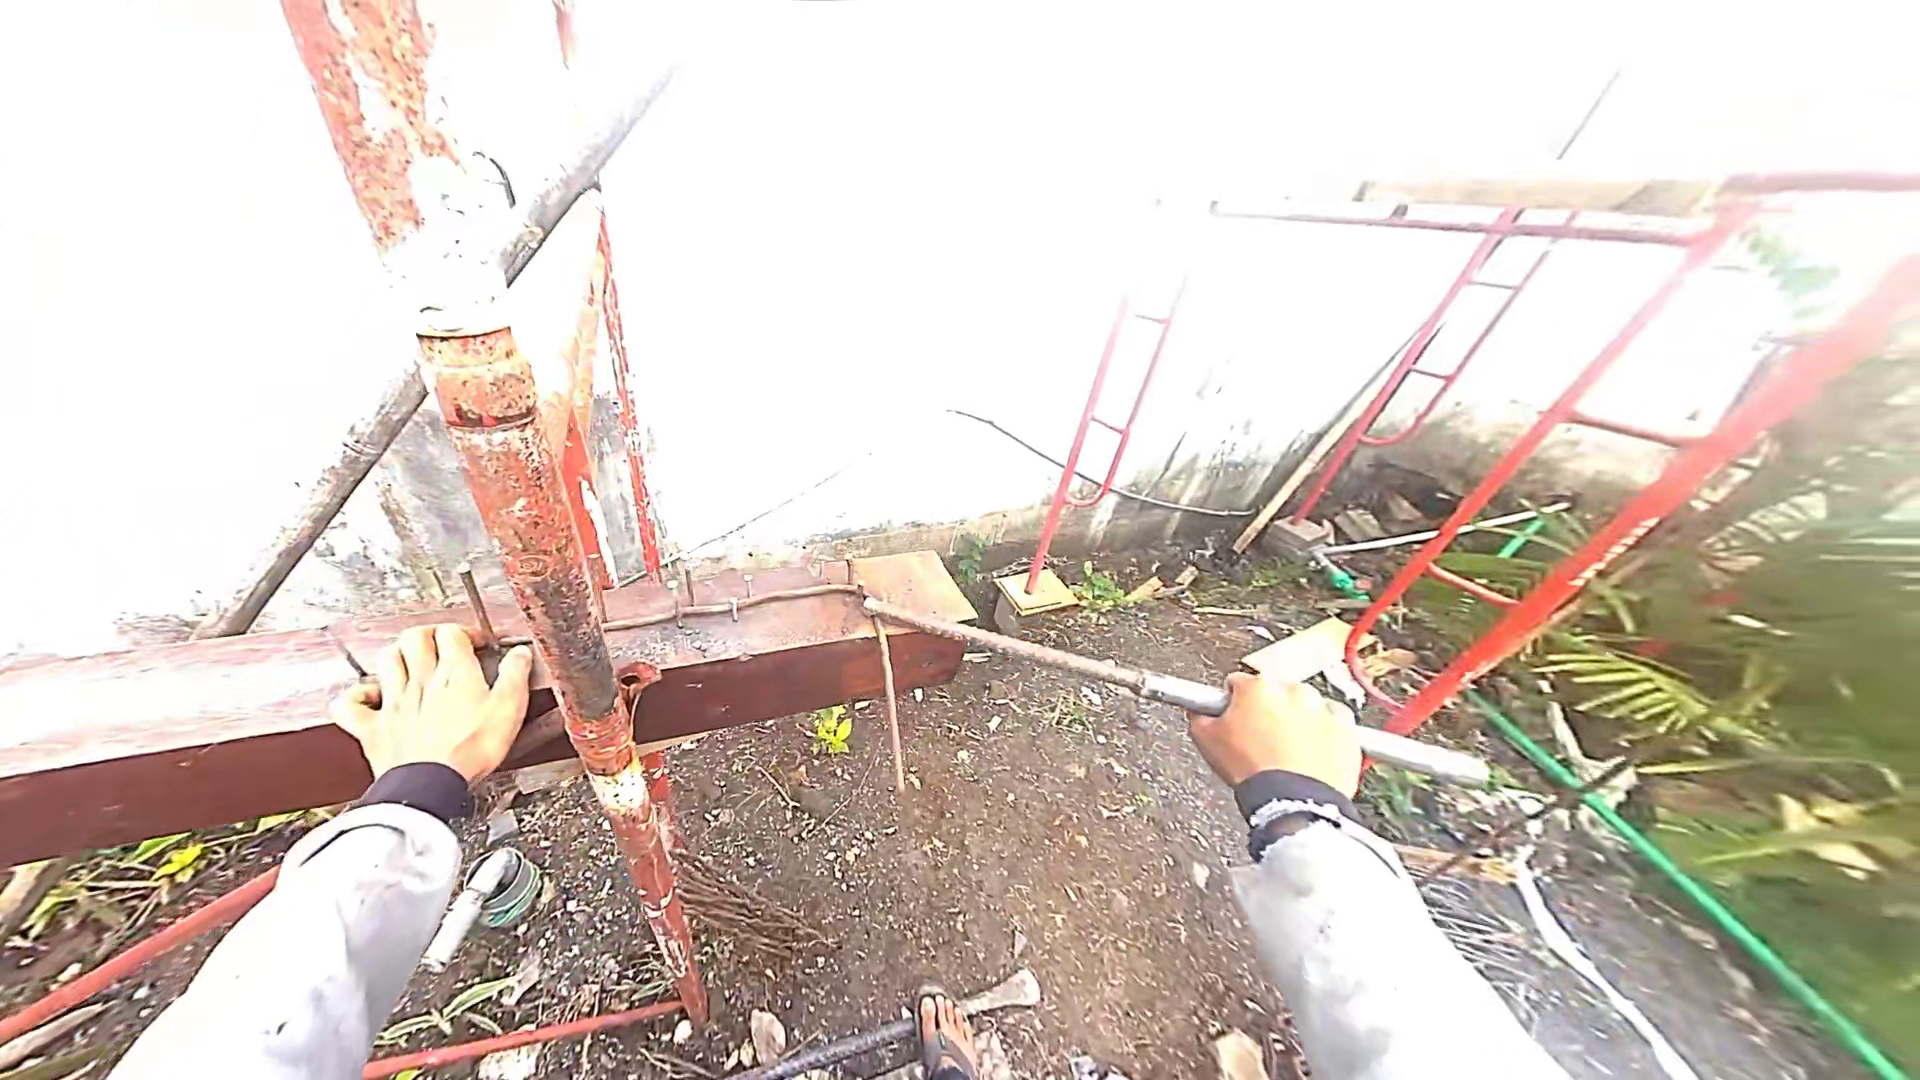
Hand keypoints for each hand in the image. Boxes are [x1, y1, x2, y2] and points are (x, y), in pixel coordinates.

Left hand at [330, 624, 534, 781]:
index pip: (452, 634)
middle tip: (444, 643)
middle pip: (415, 638)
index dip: (466, 632)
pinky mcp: (372, 728)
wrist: (432, 784)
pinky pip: (349, 703)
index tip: (479, 644)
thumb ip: (516, 674)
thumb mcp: (510, 706)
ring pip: (386, 659)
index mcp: (456, 674)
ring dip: (399, 652)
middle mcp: (421, 682)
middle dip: (430, 633)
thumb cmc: (473, 747)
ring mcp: (393, 703)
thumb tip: (521, 653)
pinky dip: (357, 693)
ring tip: (413, 658)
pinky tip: (371, 694)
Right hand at [1187, 672, 1361, 795]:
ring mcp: (1321, 707)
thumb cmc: (1250, 769)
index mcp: (1256, 687)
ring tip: (1288, 748)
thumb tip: (1199, 710)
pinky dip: (1324, 730)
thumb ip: (1198, 715)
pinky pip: (1333, 720)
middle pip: (1273, 692)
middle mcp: (1290, 689)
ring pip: (1304, 704)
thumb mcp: (1206, 740)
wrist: (1293, 802)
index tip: (1235, 718)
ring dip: (1296, 717)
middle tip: (1261, 737)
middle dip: (1267, 709)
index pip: (1238, 683)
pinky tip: (1312, 750)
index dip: (1233, 702)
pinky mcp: (1346, 727)